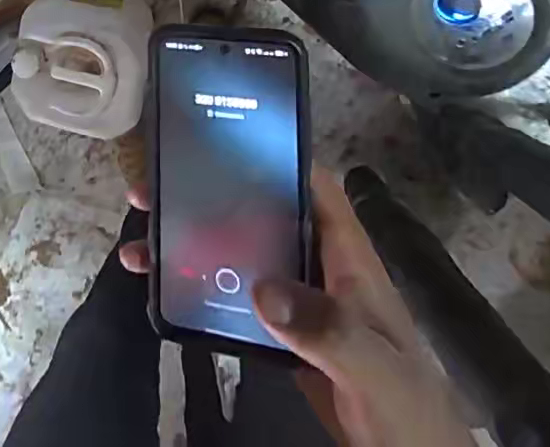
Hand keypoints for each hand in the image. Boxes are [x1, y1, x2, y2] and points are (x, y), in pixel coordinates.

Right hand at [120, 168, 471, 446]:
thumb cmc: (406, 406)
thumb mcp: (373, 367)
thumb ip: (327, 328)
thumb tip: (263, 290)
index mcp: (346, 255)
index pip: (313, 186)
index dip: (275, 157)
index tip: (221, 143)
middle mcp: (318, 263)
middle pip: (261, 213)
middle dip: (211, 197)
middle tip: (156, 189)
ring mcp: (298, 296)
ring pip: (241, 252)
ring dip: (195, 241)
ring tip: (143, 240)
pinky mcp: (280, 329)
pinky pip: (234, 294)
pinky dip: (201, 286)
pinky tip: (165, 286)